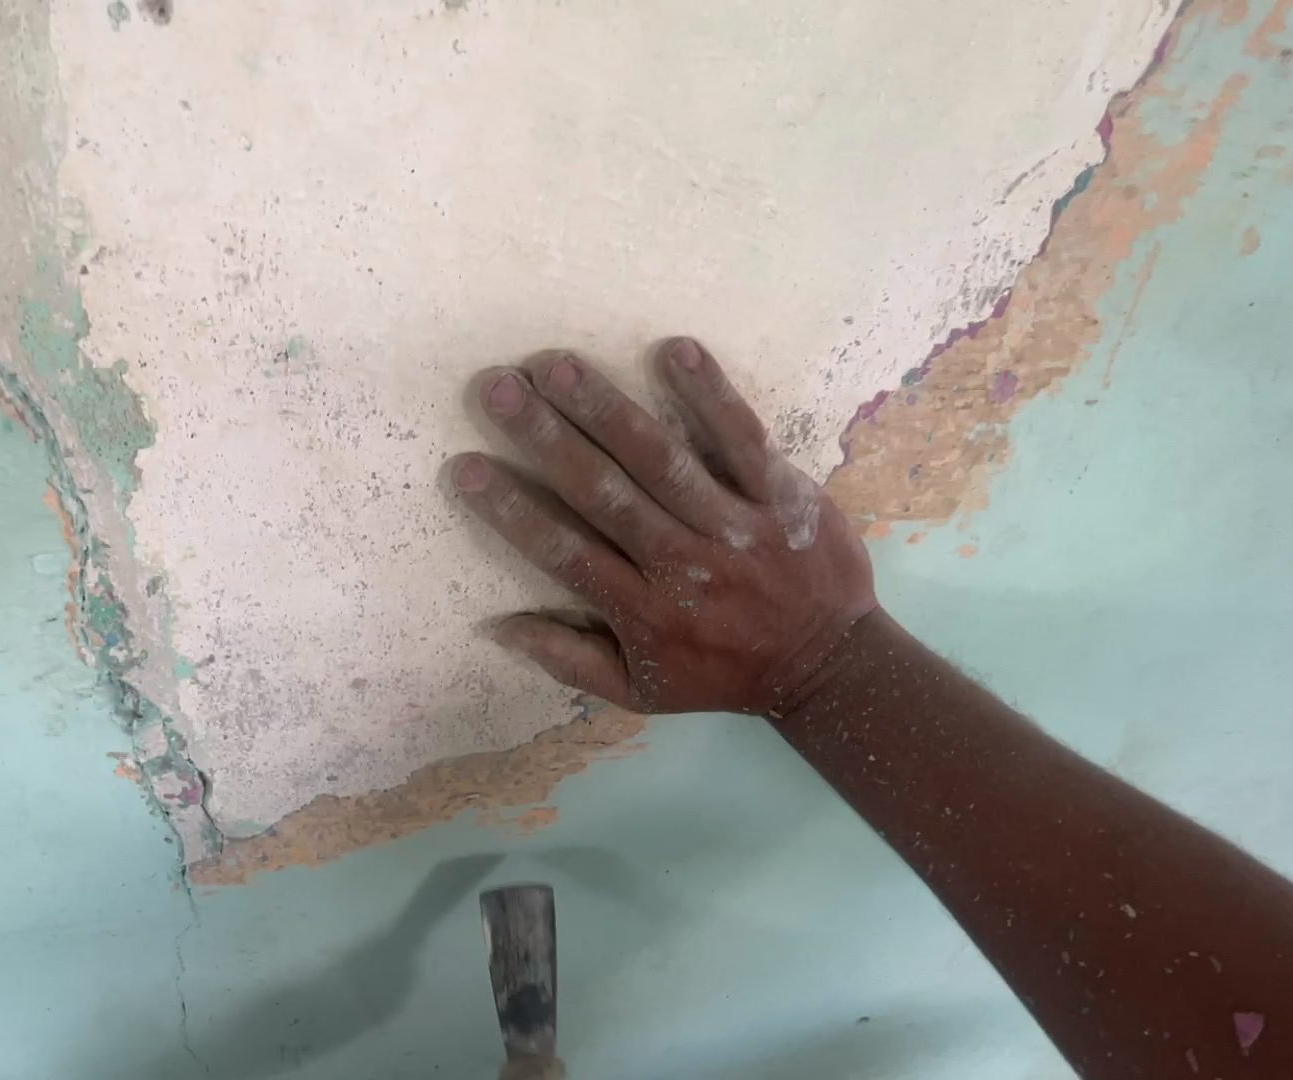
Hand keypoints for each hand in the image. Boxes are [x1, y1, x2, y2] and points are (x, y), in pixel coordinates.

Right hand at [449, 337, 877, 716]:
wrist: (828, 667)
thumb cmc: (719, 673)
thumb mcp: (638, 691)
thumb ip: (567, 660)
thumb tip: (496, 627)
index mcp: (641, 611)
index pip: (564, 552)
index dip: (510, 510)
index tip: (464, 467)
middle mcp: (681, 563)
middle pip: (603, 493)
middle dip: (546, 438)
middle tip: (500, 389)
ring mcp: (735, 526)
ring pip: (662, 460)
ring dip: (606, 409)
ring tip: (557, 366)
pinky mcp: (783, 497)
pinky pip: (743, 439)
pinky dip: (711, 395)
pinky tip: (674, 351)